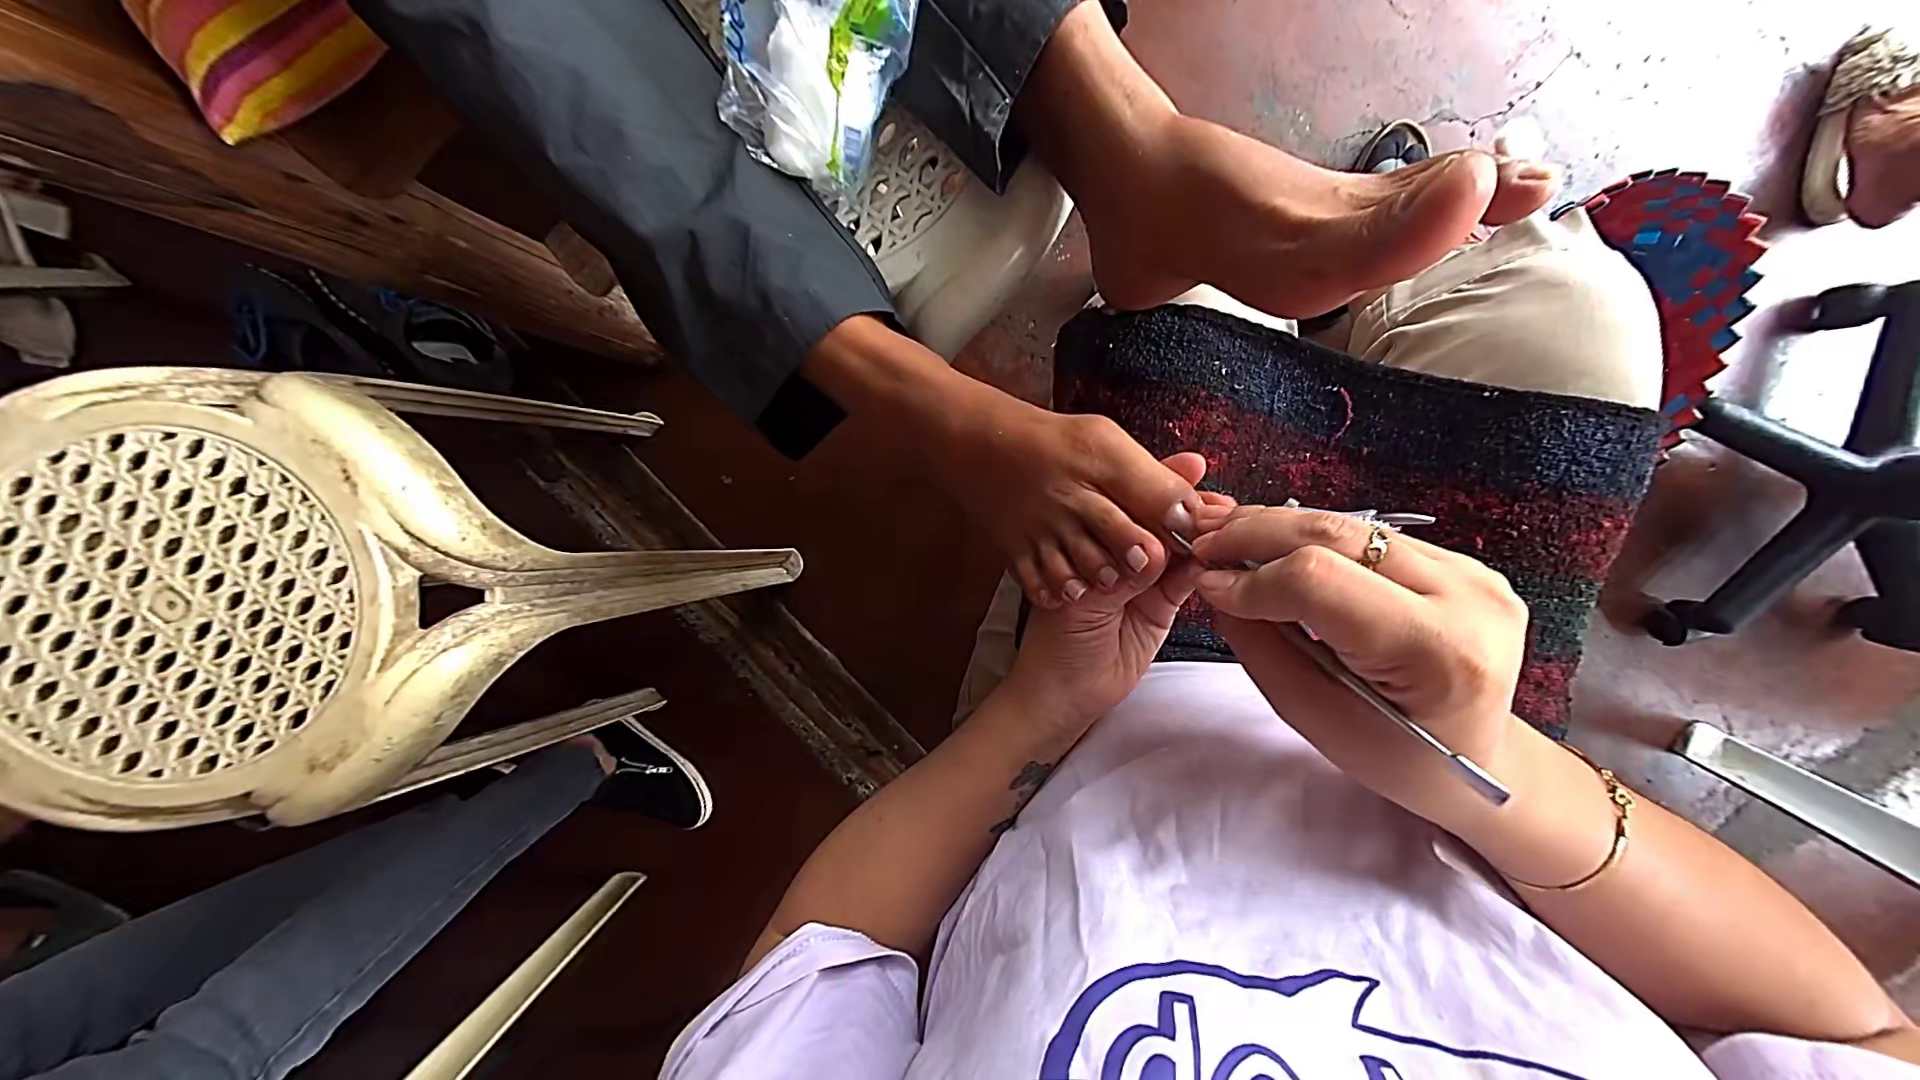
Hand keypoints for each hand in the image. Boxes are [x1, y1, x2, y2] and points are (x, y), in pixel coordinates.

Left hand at [994, 454, 1216, 728]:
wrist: (1063, 694)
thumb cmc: (1054, 645)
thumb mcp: (1082, 603)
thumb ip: (1120, 577)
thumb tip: (1156, 550)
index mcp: (1091, 539)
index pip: (1129, 504)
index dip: (1159, 485)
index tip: (1190, 467)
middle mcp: (1118, 555)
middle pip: (1159, 522)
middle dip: (1189, 507)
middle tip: (1220, 500)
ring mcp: (1143, 580)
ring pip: (1179, 549)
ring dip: (1203, 536)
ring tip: (1229, 521)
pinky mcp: (1161, 606)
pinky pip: (1188, 581)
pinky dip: (1204, 569)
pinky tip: (1220, 557)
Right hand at [1189, 505, 1530, 827]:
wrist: (1479, 756)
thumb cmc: (1396, 755)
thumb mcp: (1312, 715)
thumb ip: (1259, 646)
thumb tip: (1217, 587)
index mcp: (1436, 651)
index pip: (1319, 580)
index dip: (1251, 577)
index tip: (1207, 583)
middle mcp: (1466, 598)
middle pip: (1334, 535)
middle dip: (1254, 534)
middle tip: (1202, 543)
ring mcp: (1470, 572)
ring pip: (1346, 524)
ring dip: (1275, 526)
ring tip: (1226, 537)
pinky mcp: (1459, 561)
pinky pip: (1365, 534)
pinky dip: (1307, 536)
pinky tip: (1271, 545)